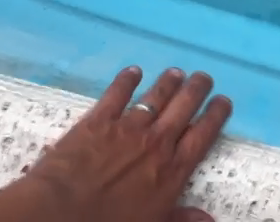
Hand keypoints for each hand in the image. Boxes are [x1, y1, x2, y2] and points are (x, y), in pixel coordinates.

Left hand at [0, 66, 232, 221]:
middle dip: (198, 88)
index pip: (205, 133)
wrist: (56, 219)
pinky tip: (133, 72)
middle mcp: (158, 141)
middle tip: (203, 79)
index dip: (217, 114)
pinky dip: (128, 79)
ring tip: (176, 73)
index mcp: (172, 170)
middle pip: (186, 104)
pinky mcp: (99, 120)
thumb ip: (180, 220)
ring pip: (158, 94)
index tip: (223, 102)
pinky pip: (118, 92)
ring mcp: (129, 127)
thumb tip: (210, 220)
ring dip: (169, 81)